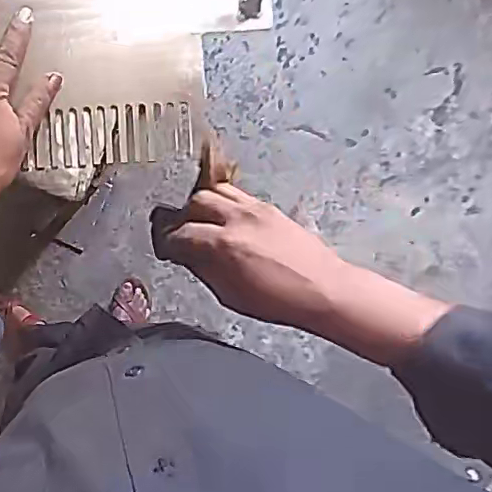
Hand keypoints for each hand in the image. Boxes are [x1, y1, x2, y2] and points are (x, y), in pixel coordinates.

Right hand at [165, 183, 450, 365]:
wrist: (325, 290)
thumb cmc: (281, 299)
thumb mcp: (229, 294)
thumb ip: (202, 269)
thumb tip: (185, 256)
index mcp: (223, 244)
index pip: (179, 233)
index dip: (167, 242)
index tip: (167, 249)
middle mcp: (237, 219)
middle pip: (194, 203)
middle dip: (182, 218)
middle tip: (181, 233)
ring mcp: (255, 209)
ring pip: (214, 191)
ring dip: (202, 205)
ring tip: (202, 222)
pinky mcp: (268, 208)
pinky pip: (236, 194)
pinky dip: (223, 203)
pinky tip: (224, 219)